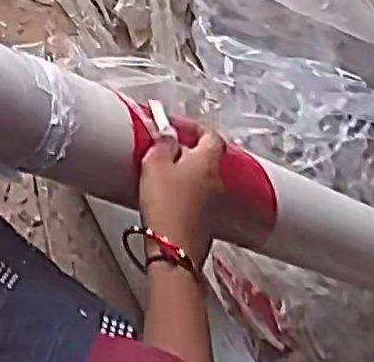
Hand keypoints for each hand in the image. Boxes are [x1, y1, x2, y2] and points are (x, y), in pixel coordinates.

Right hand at [138, 130, 224, 254]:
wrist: (173, 249)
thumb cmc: (165, 202)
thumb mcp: (155, 163)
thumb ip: (163, 144)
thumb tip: (169, 135)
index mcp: (207, 162)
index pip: (211, 135)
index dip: (194, 126)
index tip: (174, 125)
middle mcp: (217, 181)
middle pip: (207, 157)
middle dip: (186, 149)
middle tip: (163, 146)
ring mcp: (215, 204)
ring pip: (202, 177)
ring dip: (185, 170)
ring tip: (160, 170)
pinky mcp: (207, 221)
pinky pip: (197, 196)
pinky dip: (184, 189)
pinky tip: (165, 193)